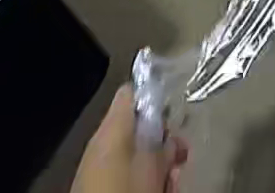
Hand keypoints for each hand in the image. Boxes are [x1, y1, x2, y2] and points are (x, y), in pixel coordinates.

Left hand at [71, 85, 187, 192]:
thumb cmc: (125, 191)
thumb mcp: (153, 168)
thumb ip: (165, 147)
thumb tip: (172, 139)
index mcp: (111, 125)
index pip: (131, 91)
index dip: (153, 96)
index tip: (171, 112)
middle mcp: (101, 140)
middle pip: (135, 126)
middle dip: (160, 140)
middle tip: (178, 154)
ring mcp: (96, 165)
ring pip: (132, 153)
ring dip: (154, 163)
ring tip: (171, 178)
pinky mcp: (95, 186)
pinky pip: (123, 172)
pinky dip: (140, 177)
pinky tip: (157, 188)